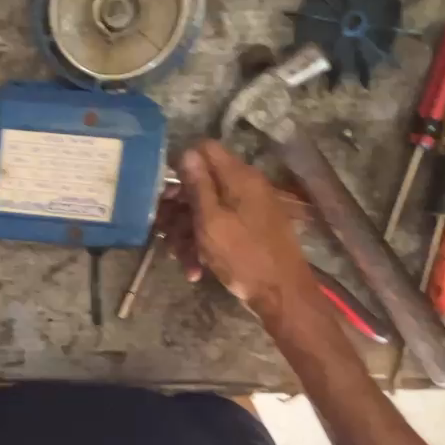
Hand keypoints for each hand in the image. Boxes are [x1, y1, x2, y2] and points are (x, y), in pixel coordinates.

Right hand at [160, 140, 315, 315]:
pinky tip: (195, 270)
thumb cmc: (244, 257)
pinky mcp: (248, 230)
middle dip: (178, 210)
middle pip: (200, 185)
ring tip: (182, 260)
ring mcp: (247, 210)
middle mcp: (244, 187)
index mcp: (238, 178)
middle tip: (164, 232)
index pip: (205, 150)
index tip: (165, 193)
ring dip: (187, 235)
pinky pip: (218, 228)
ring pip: (205, 211)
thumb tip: (186, 152)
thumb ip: (198, 186)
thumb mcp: (211, 222)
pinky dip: (204, 246)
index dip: (180, 166)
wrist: (281, 295)